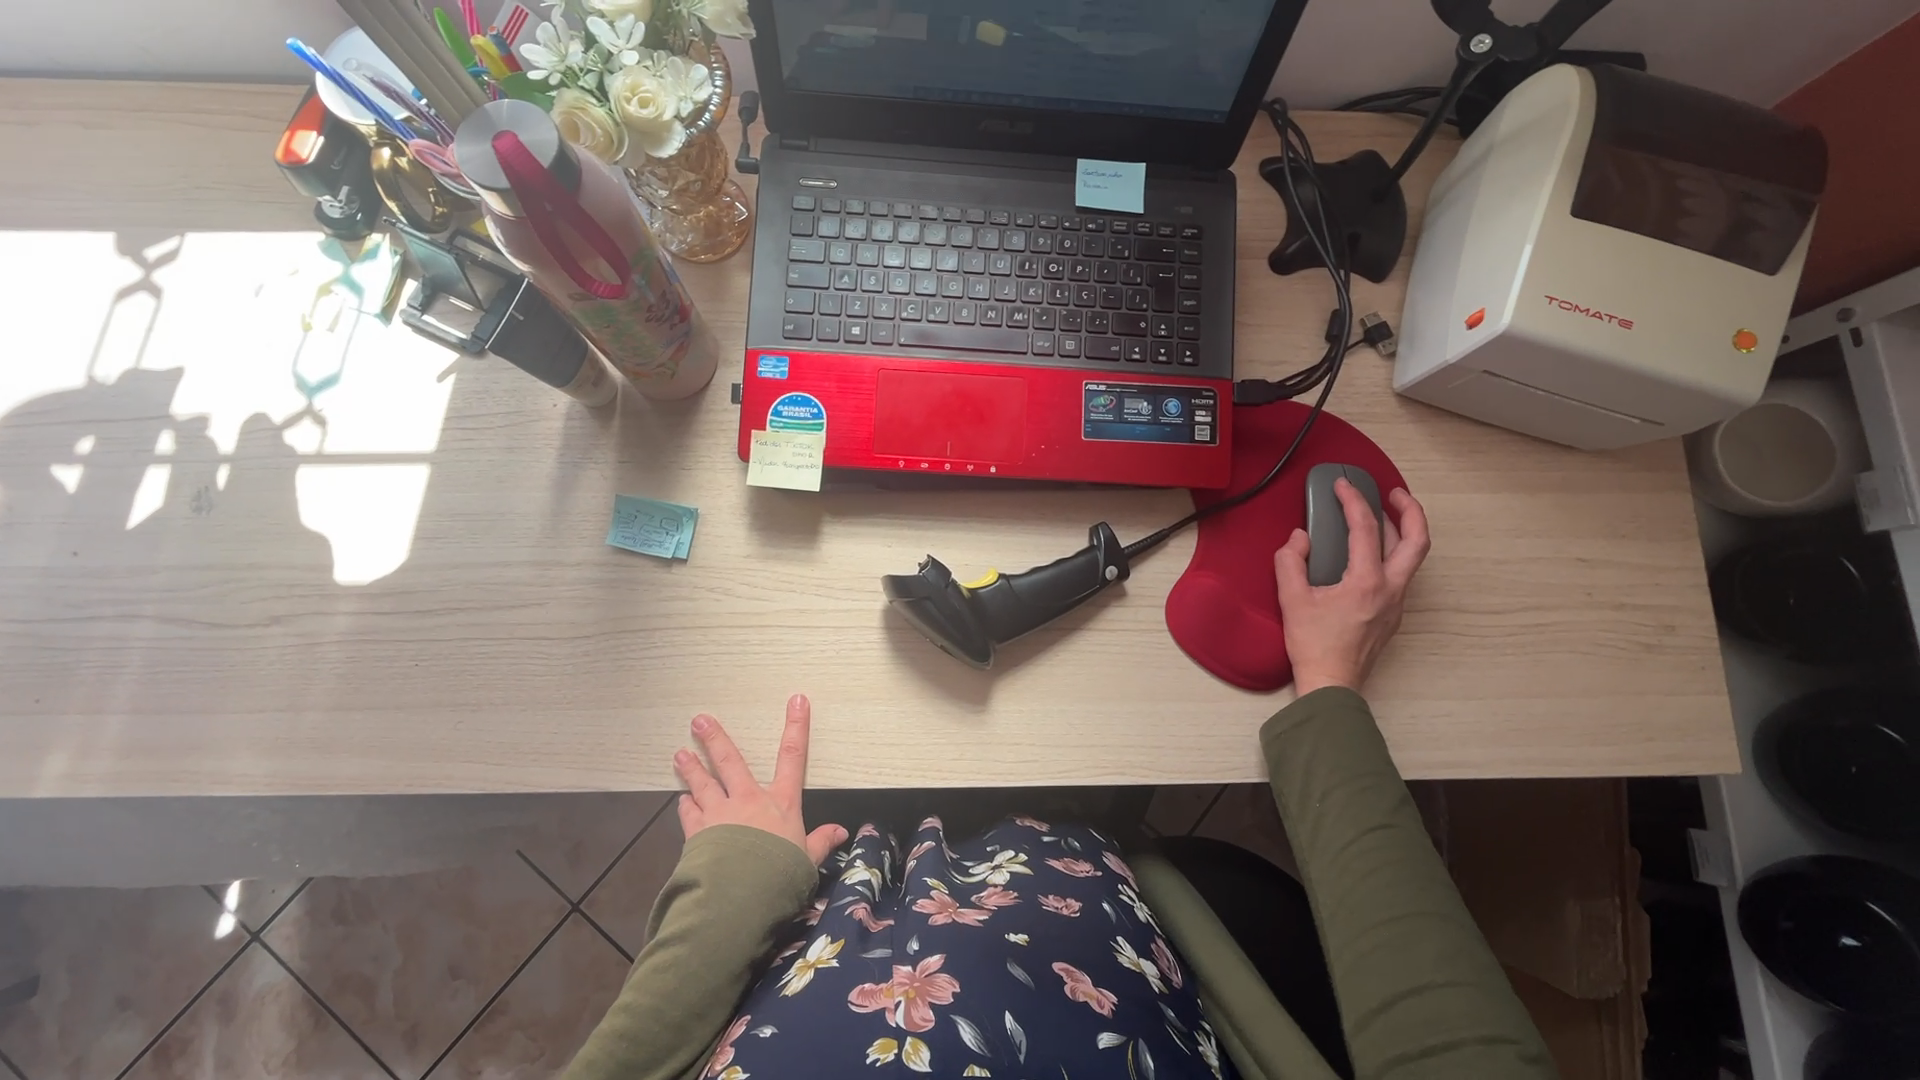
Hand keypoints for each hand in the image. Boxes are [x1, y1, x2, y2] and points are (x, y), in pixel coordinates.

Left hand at [674, 694, 847, 866]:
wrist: (740, 893)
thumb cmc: (779, 874)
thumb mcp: (806, 860)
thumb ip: (820, 842)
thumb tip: (840, 831)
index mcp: (780, 803)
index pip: (793, 757)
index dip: (797, 726)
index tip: (797, 700)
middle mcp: (748, 800)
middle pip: (730, 761)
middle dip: (714, 739)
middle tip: (699, 720)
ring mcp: (719, 813)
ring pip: (702, 783)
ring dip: (691, 768)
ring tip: (679, 754)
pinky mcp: (697, 832)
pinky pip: (690, 813)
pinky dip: (686, 806)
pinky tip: (681, 801)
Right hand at [1274, 482, 1430, 695]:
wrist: (1332, 683)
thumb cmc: (1313, 644)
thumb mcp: (1292, 599)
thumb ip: (1291, 562)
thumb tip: (1300, 539)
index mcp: (1367, 582)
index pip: (1365, 529)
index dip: (1353, 501)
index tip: (1341, 486)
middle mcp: (1391, 589)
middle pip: (1417, 540)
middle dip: (1410, 510)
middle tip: (1394, 493)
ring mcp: (1396, 603)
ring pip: (1413, 558)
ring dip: (1403, 532)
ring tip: (1385, 517)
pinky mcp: (1392, 615)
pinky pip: (1401, 575)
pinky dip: (1393, 553)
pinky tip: (1373, 554)